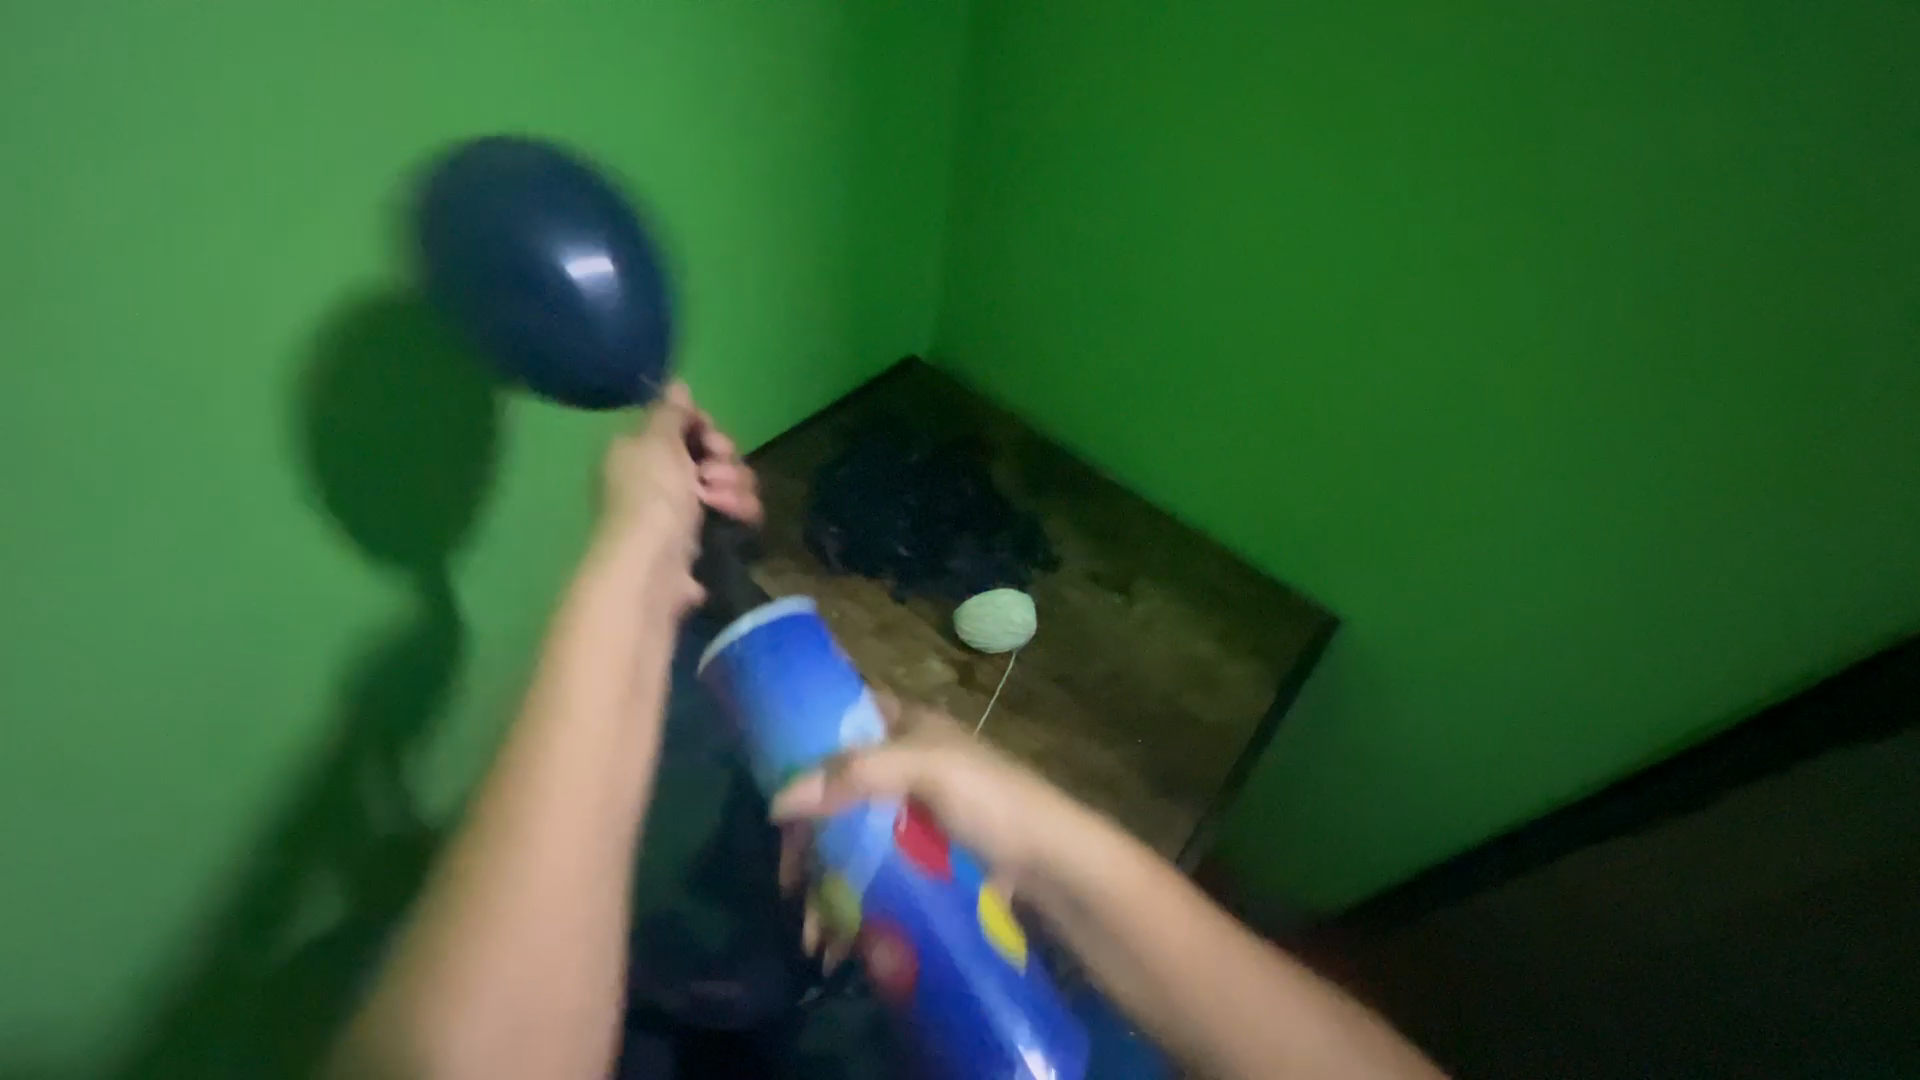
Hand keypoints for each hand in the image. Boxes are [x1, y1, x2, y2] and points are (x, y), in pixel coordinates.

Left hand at [599, 381, 761, 606]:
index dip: (704, 428)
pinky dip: (739, 509)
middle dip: (724, 459)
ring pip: (729, 481)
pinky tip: (734, 514)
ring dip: (734, 485)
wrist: (653, 565)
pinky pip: (735, 511)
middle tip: (714, 471)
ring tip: (721, 501)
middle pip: (711, 454)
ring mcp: (683, 510)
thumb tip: (676, 384)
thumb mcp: (658, 441)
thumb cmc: (650, 495)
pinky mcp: (705, 537)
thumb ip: (671, 412)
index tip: (709, 436)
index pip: (683, 427)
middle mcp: (659, 478)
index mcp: (639, 451)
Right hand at [770, 694, 1089, 963]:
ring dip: (826, 882)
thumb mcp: (929, 771)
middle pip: (837, 791)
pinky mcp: (921, 858)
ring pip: (850, 839)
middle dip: (809, 838)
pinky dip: (852, 903)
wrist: (1054, 865)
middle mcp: (904, 765)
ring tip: (813, 932)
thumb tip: (779, 800)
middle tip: (789, 880)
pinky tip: (838, 942)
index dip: (805, 740)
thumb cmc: (994, 802)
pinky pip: (872, 874)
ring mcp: (912, 815)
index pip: (845, 718)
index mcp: (909, 728)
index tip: (769, 779)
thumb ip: (857, 774)